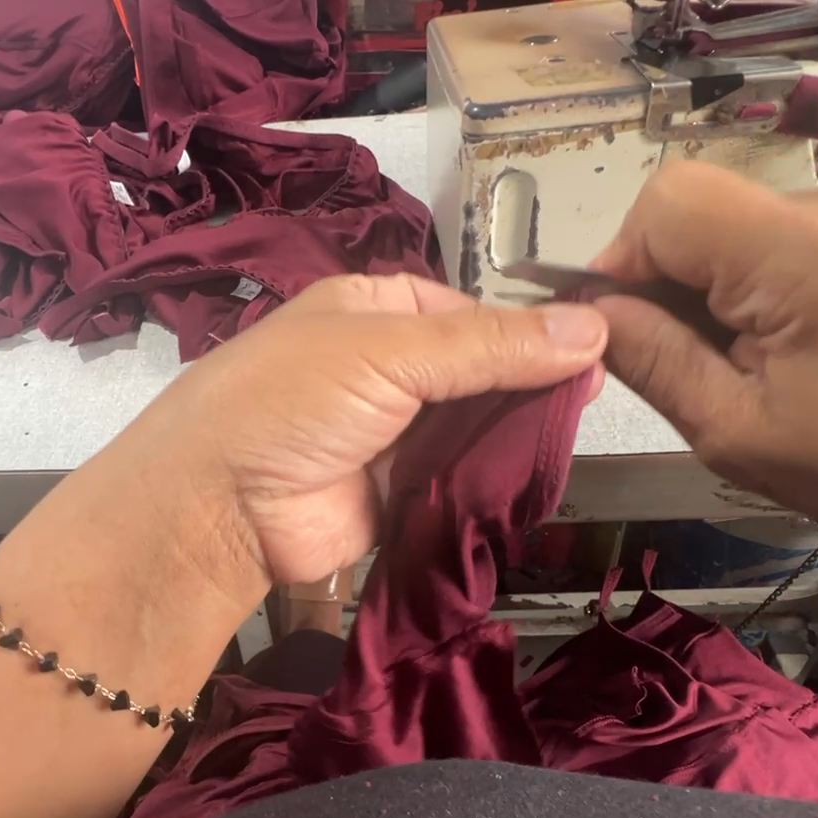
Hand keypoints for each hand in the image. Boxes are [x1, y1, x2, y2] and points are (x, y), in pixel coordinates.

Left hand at [92, 275, 608, 588]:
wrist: (223, 506)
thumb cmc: (293, 399)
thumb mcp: (389, 350)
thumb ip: (489, 345)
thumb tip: (594, 326)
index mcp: (376, 311)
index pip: (469, 313)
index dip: (524, 331)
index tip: (588, 350)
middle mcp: (386, 368)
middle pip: (477, 372)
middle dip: (525, 385)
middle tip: (588, 400)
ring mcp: (393, 434)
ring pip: (473, 427)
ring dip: (513, 434)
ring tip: (569, 436)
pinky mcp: (399, 493)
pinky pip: (458, 479)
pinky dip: (491, 479)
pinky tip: (534, 476)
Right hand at [589, 163, 817, 540]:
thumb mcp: (732, 430)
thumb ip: (652, 358)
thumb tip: (589, 313)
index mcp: (809, 254)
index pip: (667, 206)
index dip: (619, 261)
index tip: (614, 329)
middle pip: (696, 209)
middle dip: (660, 280)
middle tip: (673, 358)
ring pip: (728, 223)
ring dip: (701, 286)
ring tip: (731, 358)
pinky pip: (769, 234)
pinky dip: (741, 282)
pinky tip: (767, 339)